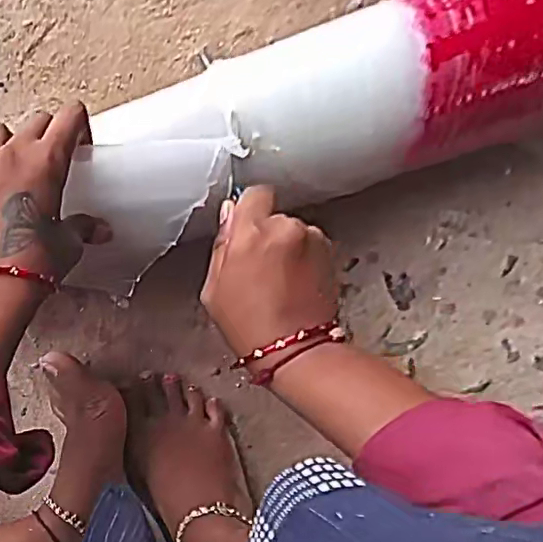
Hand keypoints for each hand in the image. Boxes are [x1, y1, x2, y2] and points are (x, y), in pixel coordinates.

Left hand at [0, 102, 110, 280]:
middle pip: (35, 122)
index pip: (70, 116)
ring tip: (11, 169)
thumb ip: (82, 228)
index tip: (77, 147)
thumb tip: (97, 229)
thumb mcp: (67, 245)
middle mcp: (13, 154)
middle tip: (47, 165)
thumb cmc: (32, 268)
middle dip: (46, 137)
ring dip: (7, 144)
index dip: (78, 128)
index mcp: (47, 160)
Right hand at [199, 186, 338, 365]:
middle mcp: (285, 228)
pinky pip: (308, 246)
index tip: (241, 228)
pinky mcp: (329, 251)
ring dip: (284, 249)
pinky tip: (290, 286)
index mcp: (250, 234)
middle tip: (253, 270)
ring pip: (292, 232)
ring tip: (274, 283)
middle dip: (263, 236)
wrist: (292, 347)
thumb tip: (228, 218)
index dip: (247, 210)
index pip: (254, 194)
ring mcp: (311, 238)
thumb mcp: (213, 289)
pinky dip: (300, 260)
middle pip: (272, 217)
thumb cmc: (248, 324)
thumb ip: (221, 247)